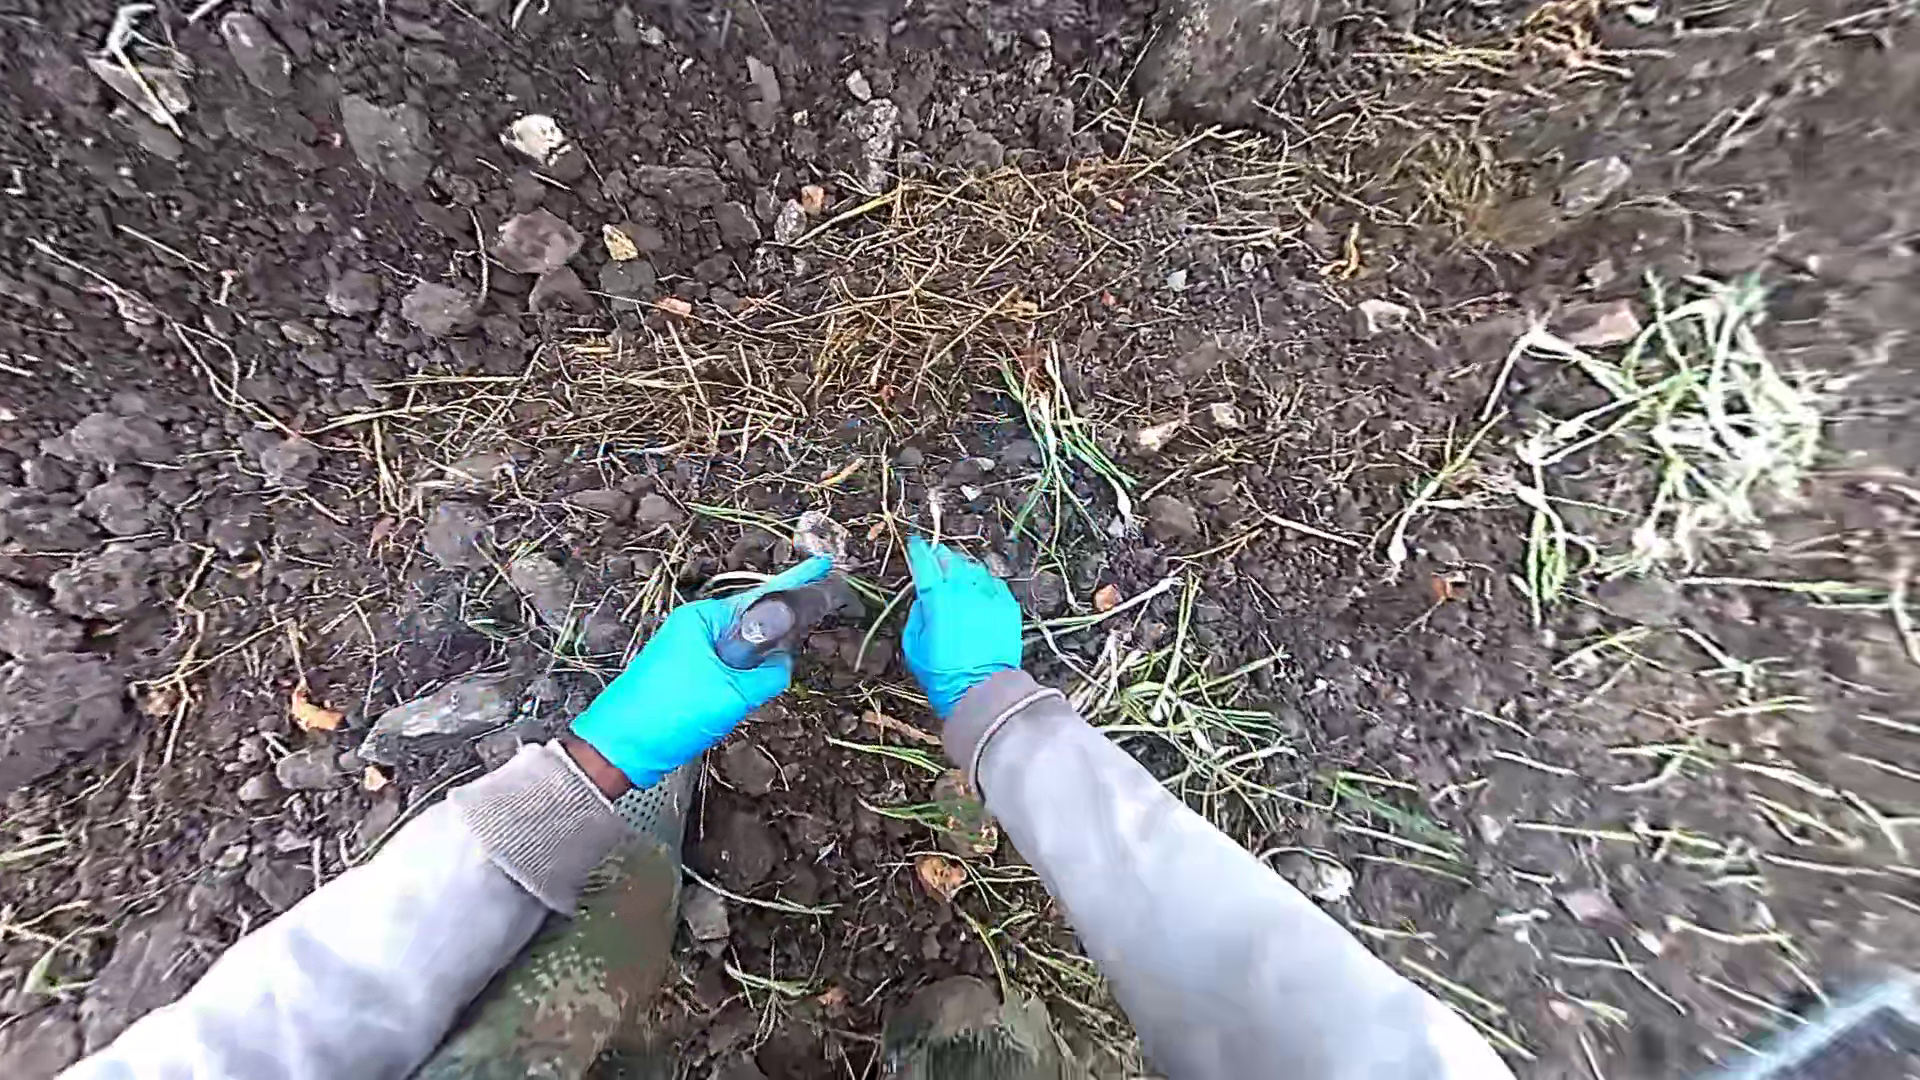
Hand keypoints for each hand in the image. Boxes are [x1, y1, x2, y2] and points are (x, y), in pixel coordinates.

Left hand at [572, 555, 832, 788]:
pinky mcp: (687, 669)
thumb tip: (783, 662)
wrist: (617, 751)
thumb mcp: (735, 695)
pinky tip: (737, 699)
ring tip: (742, 697)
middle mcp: (697, 625)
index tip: (823, 565)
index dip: (796, 580)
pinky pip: (727, 664)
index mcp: (704, 619)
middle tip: (779, 665)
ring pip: (741, 648)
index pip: (762, 595)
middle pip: (753, 622)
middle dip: (771, 642)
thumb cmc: (672, 714)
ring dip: (752, 668)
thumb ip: (771, 673)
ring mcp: (690, 647)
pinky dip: (739, 678)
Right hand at [902, 537, 1021, 717]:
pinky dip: (984, 582)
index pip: (926, 564)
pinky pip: (994, 583)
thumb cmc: (944, 675)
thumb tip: (923, 601)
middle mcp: (963, 591)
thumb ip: (917, 617)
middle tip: (936, 556)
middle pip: (951, 561)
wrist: (983, 690)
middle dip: (942, 555)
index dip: (919, 552)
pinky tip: (978, 588)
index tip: (916, 545)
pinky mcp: (1007, 606)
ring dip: (963, 567)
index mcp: (937, 599)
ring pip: (974, 569)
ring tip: (958, 572)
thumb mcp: (914, 647)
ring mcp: (987, 597)